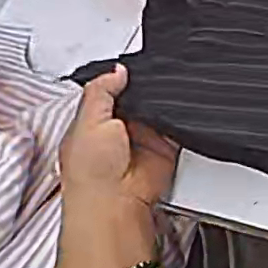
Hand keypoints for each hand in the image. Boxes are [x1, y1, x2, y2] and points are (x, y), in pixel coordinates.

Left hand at [60, 64, 178, 212]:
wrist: (116, 199)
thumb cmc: (90, 170)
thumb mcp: (87, 120)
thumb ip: (101, 92)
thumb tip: (117, 71)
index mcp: (94, 121)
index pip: (109, 91)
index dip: (119, 79)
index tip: (130, 67)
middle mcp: (119, 130)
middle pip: (137, 99)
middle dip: (144, 90)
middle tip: (148, 81)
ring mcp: (143, 138)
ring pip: (158, 110)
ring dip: (161, 104)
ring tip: (162, 99)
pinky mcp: (165, 147)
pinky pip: (177, 126)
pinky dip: (179, 119)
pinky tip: (176, 112)